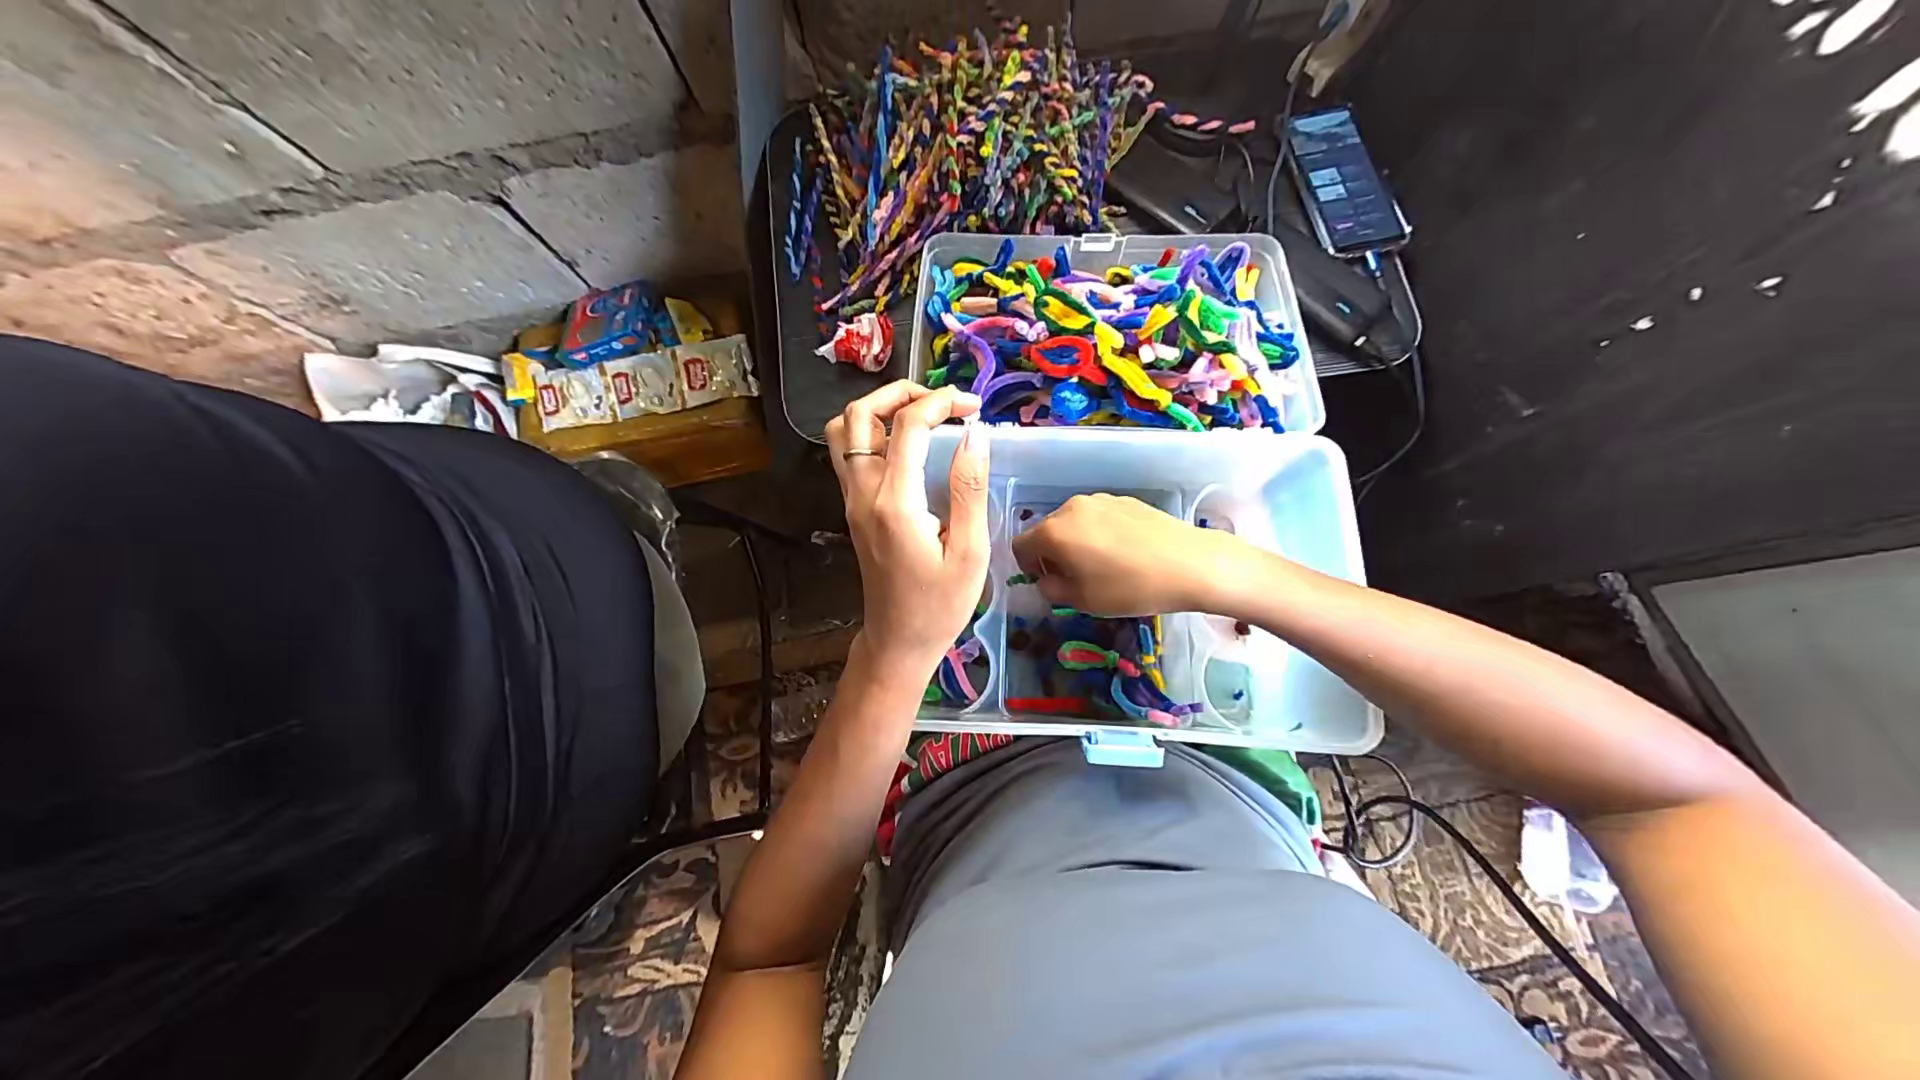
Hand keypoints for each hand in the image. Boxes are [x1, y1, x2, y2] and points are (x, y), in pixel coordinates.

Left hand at [826, 381, 990, 682]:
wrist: (898, 641)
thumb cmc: (939, 605)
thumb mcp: (969, 551)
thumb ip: (969, 488)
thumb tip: (975, 435)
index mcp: (894, 503)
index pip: (907, 426)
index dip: (941, 402)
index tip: (973, 406)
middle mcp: (863, 493)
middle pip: (859, 414)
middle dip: (901, 392)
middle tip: (942, 402)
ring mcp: (852, 500)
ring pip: (844, 430)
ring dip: (879, 408)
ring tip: (921, 414)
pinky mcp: (853, 508)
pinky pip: (849, 453)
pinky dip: (873, 431)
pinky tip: (909, 444)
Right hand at [1011, 493, 1257, 615]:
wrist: (1189, 564)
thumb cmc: (1129, 587)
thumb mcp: (1082, 601)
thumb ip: (1052, 589)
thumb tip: (1047, 579)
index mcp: (1053, 531)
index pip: (1020, 545)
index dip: (1027, 567)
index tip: (1048, 583)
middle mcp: (1070, 508)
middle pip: (1046, 530)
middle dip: (1052, 554)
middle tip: (1075, 578)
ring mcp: (1100, 500)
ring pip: (1073, 523)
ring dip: (1076, 543)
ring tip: (1103, 566)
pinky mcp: (1124, 499)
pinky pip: (1098, 517)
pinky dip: (1099, 534)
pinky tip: (1124, 553)